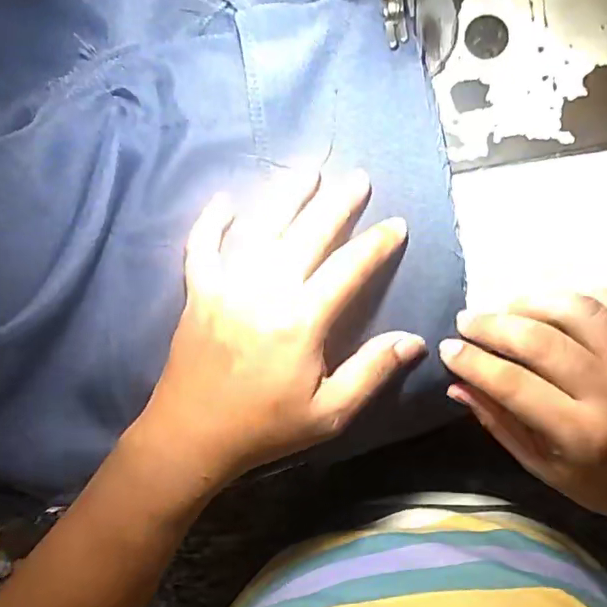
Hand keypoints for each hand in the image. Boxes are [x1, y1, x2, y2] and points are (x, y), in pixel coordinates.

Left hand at [134, 170, 424, 487]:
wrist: (192, 435)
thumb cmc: (265, 428)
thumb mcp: (328, 412)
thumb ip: (371, 372)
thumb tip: (414, 340)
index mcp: (300, 322)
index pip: (347, 270)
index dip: (375, 245)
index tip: (396, 224)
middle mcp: (264, 293)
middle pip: (307, 235)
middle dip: (336, 204)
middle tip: (358, 178)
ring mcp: (226, 288)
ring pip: (260, 230)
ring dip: (286, 197)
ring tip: (308, 171)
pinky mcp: (198, 293)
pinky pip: (201, 247)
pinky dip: (212, 222)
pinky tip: (225, 200)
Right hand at [439, 290, 606, 535]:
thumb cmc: (606, 485)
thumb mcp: (544, 468)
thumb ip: (500, 424)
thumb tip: (457, 384)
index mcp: (581, 434)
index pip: (513, 384)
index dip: (473, 362)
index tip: (448, 348)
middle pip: (540, 340)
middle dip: (493, 326)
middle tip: (467, 321)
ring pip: (577, 310)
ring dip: (532, 302)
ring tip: (507, 309)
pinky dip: (579, 295)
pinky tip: (554, 304)